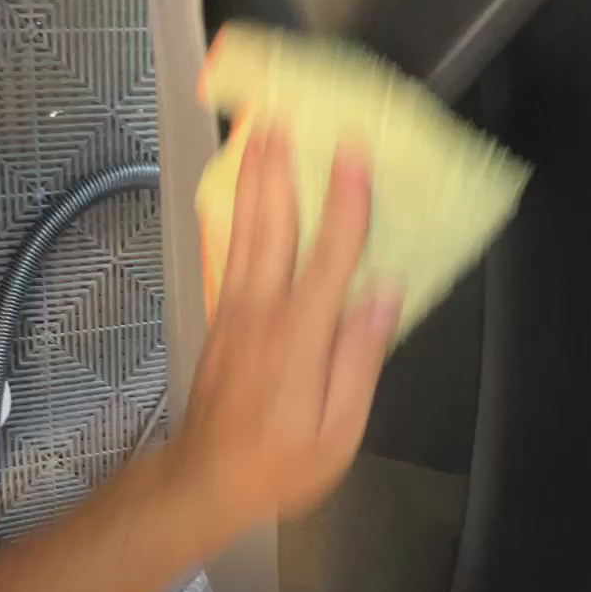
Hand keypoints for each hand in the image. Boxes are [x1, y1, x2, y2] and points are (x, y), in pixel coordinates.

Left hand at [172, 125, 400, 520]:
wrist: (206, 476)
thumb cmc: (281, 460)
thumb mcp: (338, 430)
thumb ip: (359, 359)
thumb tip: (383, 294)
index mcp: (299, 335)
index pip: (329, 254)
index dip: (346, 200)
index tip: (354, 150)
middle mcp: (262, 309)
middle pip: (273, 224)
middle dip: (280, 167)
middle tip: (283, 115)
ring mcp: (234, 308)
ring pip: (245, 230)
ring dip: (253, 178)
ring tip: (258, 133)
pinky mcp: (221, 314)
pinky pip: (230, 252)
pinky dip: (236, 214)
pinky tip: (240, 192)